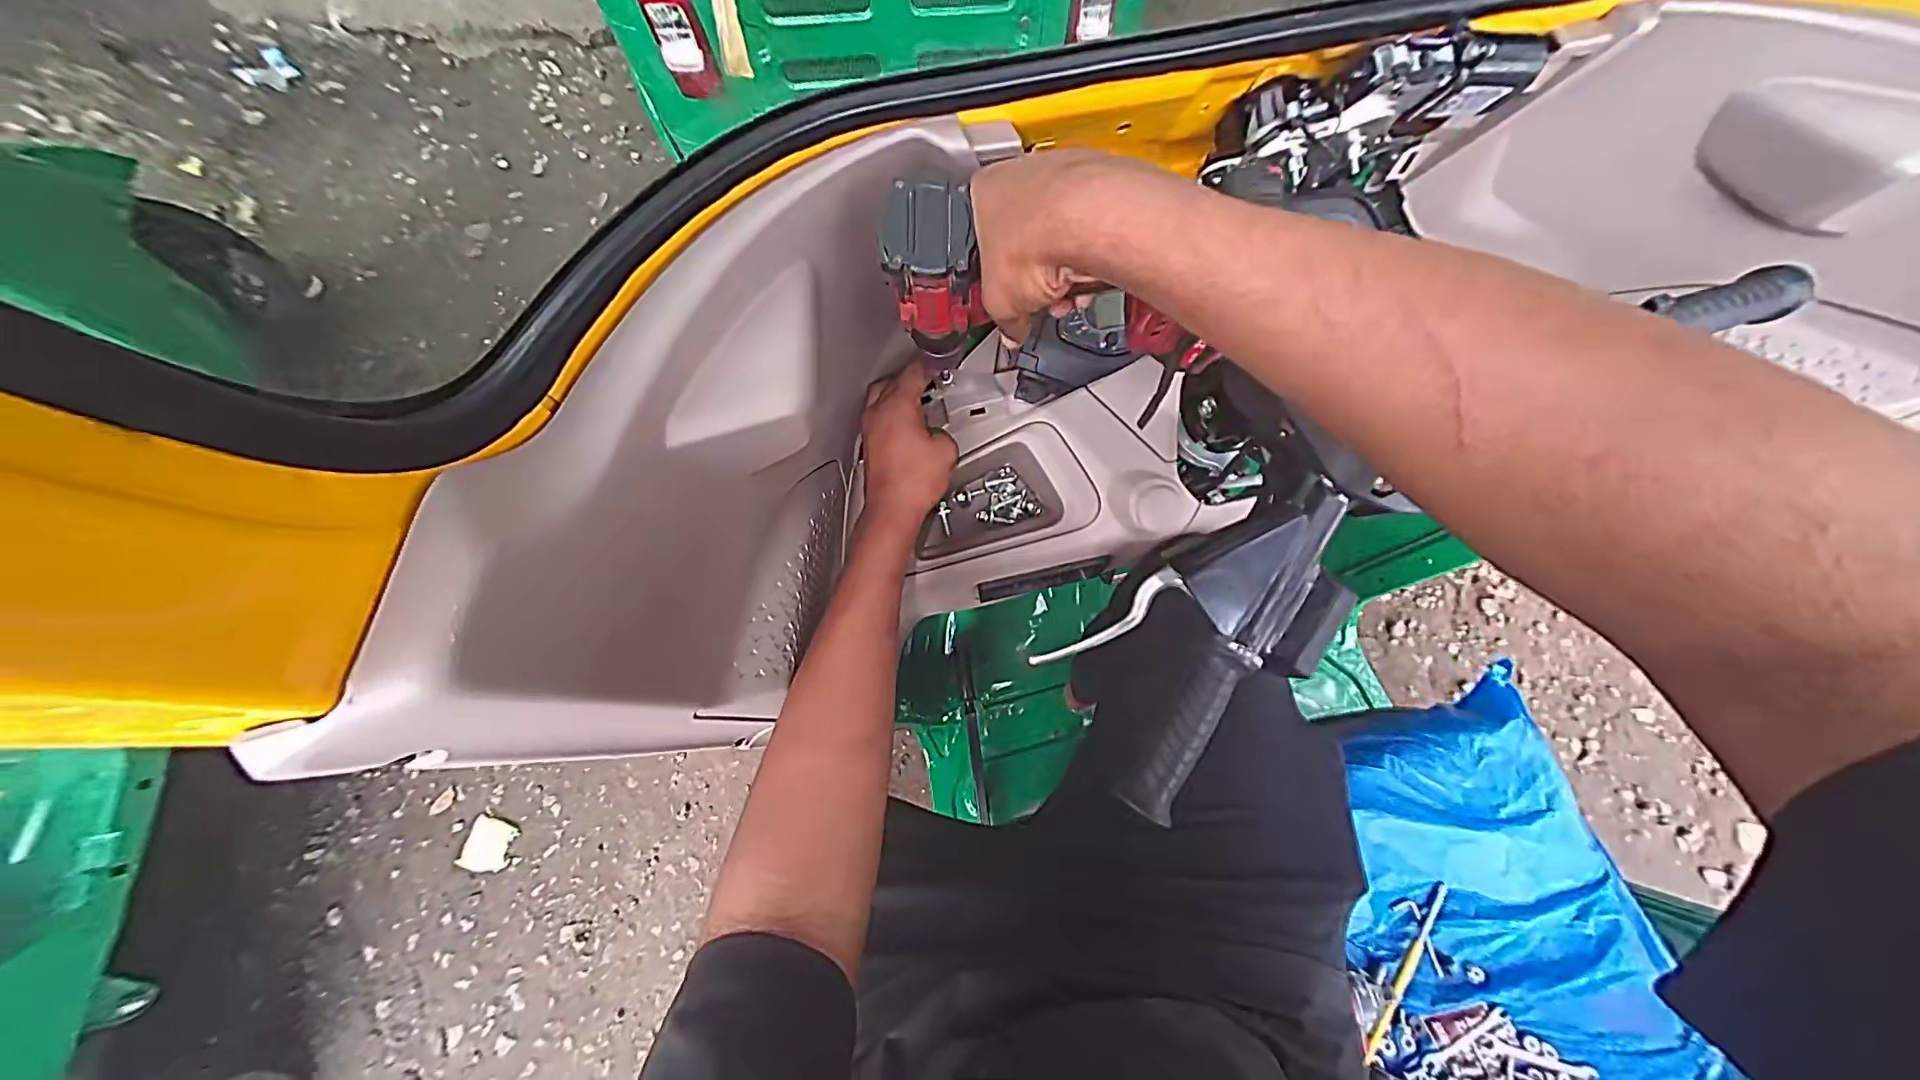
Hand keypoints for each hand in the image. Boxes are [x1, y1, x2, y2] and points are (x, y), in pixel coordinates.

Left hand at [861, 361, 957, 535]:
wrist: (892, 509)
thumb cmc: (911, 483)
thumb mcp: (946, 450)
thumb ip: (943, 433)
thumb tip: (938, 436)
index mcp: (897, 406)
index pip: (912, 373)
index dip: (928, 367)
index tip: (936, 366)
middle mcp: (878, 414)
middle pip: (891, 381)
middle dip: (909, 379)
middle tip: (926, 381)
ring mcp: (870, 430)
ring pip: (880, 399)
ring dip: (896, 395)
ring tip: (916, 401)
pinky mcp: (868, 446)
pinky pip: (878, 419)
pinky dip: (890, 415)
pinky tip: (905, 426)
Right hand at [970, 148, 1169, 341]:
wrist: (1087, 221)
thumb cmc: (1036, 240)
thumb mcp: (999, 302)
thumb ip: (1003, 320)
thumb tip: (1012, 331)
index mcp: (983, 190)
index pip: (982, 240)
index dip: (996, 275)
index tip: (1007, 295)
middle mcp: (1023, 172)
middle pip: (1026, 239)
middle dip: (1036, 277)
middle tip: (1040, 300)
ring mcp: (1064, 173)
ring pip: (1061, 235)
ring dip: (1065, 271)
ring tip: (1068, 293)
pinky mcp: (1101, 184)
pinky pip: (1091, 229)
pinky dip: (1091, 254)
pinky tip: (1090, 275)